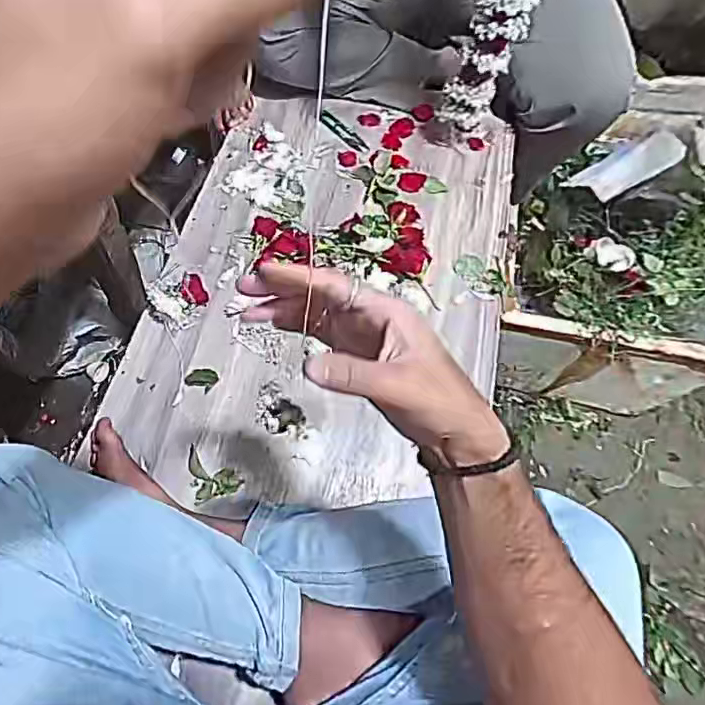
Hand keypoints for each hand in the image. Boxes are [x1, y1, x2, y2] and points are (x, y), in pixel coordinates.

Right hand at [238, 263, 510, 465]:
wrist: (456, 432)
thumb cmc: (441, 400)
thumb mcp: (396, 384)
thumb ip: (350, 374)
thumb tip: (310, 365)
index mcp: (385, 311)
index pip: (334, 286)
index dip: (298, 277)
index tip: (267, 272)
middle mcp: (371, 318)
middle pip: (320, 294)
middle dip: (282, 289)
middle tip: (247, 287)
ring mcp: (362, 337)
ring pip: (316, 314)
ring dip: (284, 309)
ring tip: (250, 310)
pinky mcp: (356, 356)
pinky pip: (320, 335)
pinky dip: (296, 329)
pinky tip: (277, 325)